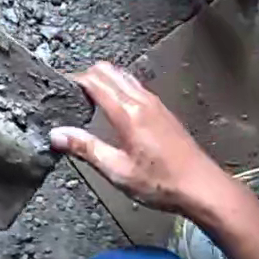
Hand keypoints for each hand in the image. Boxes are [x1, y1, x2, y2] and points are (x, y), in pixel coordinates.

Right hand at [49, 61, 228, 213]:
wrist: (201, 187)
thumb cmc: (162, 183)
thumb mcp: (117, 170)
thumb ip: (86, 149)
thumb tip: (57, 135)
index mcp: (129, 114)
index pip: (95, 82)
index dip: (74, 80)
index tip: (59, 86)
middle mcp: (143, 101)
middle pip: (109, 71)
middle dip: (87, 75)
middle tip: (70, 91)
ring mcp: (156, 104)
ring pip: (124, 76)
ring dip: (104, 79)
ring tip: (87, 96)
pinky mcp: (163, 111)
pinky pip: (136, 87)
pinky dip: (119, 87)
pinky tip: (114, 106)